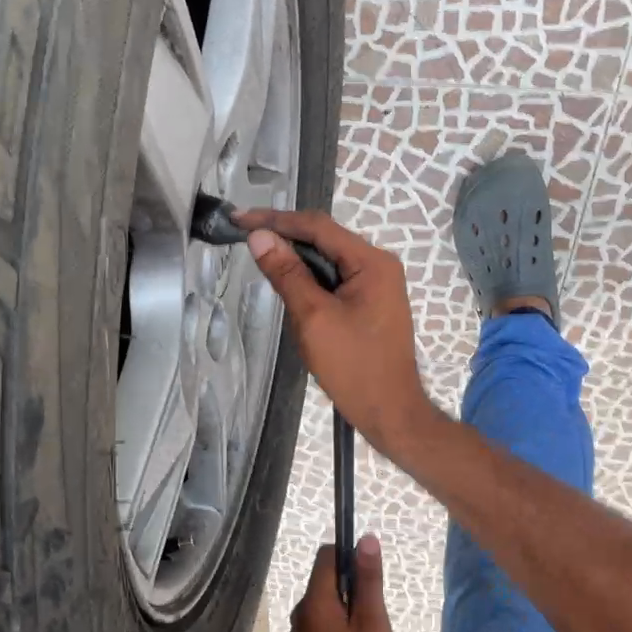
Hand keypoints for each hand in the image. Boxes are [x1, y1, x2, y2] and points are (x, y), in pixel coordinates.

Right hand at [236, 209, 436, 448]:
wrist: (390, 412)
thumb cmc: (354, 367)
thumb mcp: (314, 318)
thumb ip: (287, 274)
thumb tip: (259, 237)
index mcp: (372, 262)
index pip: (318, 227)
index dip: (276, 220)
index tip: (240, 219)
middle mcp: (378, 265)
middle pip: (324, 239)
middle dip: (284, 238)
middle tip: (243, 237)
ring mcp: (377, 285)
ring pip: (328, 261)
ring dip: (295, 261)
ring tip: (260, 259)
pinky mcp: (370, 303)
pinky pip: (335, 280)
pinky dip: (310, 281)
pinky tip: (288, 286)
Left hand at [291, 534, 398, 631]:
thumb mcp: (373, 622)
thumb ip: (368, 579)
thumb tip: (365, 538)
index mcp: (313, 604)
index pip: (326, 557)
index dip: (350, 557)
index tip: (371, 578)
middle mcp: (299, 615)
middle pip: (325, 579)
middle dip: (351, 586)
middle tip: (374, 616)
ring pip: (326, 602)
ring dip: (348, 608)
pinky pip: (322, 622)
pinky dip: (340, 625)